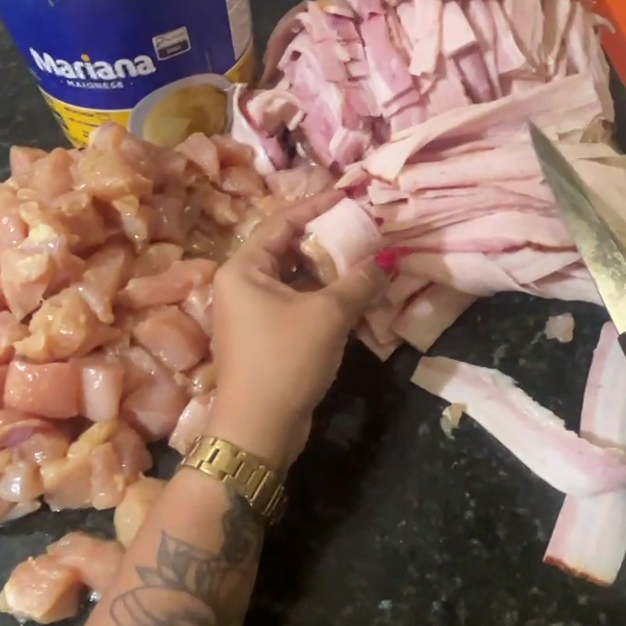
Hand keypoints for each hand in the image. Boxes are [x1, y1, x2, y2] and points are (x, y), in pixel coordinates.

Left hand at [204, 192, 384, 469]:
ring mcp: (251, 313)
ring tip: (364, 262)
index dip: (316, 207)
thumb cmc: (286, 360)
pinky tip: (353, 298)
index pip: (281, 222)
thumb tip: (385, 260)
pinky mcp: (264, 337)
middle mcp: (241, 285)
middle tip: (362, 231)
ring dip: (328, 272)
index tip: (348, 197)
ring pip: (294, 279)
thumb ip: (358, 281)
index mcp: (243, 268)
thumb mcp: (327, 315)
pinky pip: (295, 304)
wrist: (259, 429)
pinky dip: (322, 297)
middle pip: (287, 249)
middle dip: (326, 241)